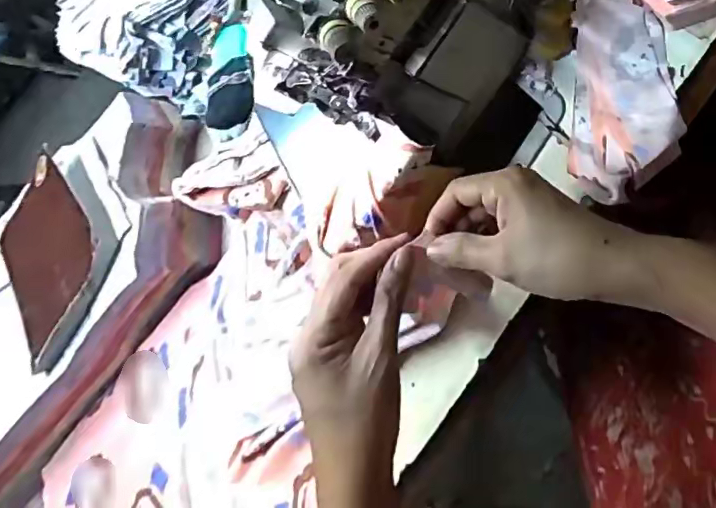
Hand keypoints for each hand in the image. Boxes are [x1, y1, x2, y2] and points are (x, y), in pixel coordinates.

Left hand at [288, 235, 414, 507]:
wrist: (354, 476)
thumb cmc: (368, 419)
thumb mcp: (381, 355)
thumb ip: (391, 300)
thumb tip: (405, 253)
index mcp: (312, 334)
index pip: (344, 277)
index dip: (377, 252)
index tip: (410, 238)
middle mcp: (305, 332)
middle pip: (336, 279)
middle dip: (371, 259)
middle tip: (408, 251)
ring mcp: (313, 343)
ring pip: (340, 292)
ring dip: (369, 276)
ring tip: (403, 268)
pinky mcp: (325, 352)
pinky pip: (343, 311)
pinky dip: (366, 297)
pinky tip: (389, 295)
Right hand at [420, 166, 648, 302]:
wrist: (610, 265)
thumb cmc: (553, 258)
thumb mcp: (501, 258)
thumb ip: (461, 250)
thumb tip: (428, 248)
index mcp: (503, 182)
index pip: (455, 191)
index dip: (436, 218)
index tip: (427, 250)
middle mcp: (514, 180)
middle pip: (470, 199)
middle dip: (453, 230)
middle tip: (443, 265)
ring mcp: (529, 194)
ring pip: (487, 212)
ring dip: (472, 237)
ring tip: (462, 270)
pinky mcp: (539, 209)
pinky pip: (504, 218)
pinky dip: (491, 238)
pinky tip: (487, 264)